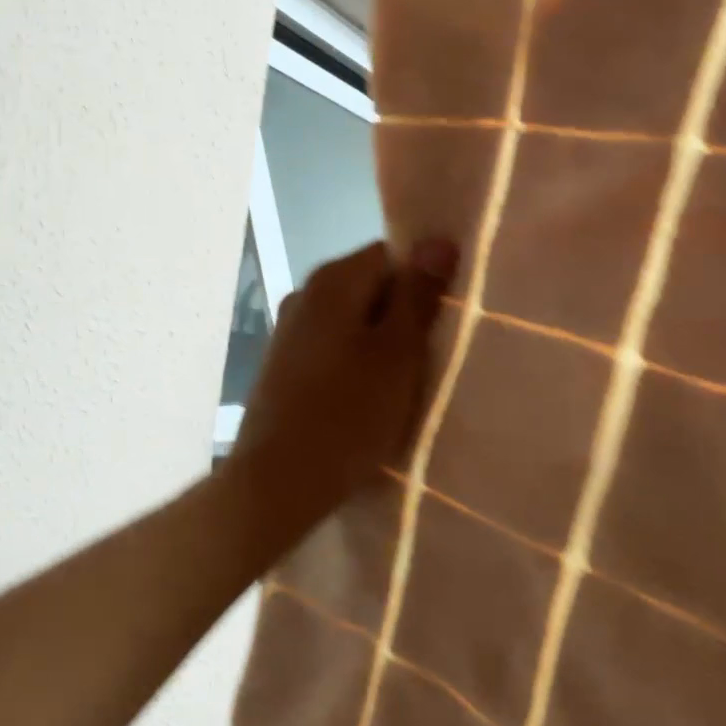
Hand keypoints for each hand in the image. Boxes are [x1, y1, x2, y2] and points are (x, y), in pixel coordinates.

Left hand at [228, 239, 457, 532]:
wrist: (278, 484)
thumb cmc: (348, 414)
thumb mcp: (398, 354)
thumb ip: (418, 295)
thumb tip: (438, 241)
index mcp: (333, 281)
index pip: (392, 254)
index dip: (425, 281)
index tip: (447, 319)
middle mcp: (305, 295)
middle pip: (372, 287)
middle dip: (405, 316)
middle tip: (435, 355)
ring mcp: (289, 333)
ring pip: (354, 323)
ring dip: (383, 345)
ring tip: (407, 383)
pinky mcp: (283, 370)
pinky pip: (335, 351)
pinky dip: (358, 366)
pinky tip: (371, 400)